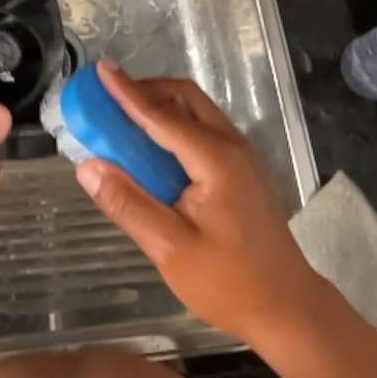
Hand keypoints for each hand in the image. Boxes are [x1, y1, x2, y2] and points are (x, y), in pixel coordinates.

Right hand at [74, 61, 328, 342]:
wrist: (288, 308)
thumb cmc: (229, 282)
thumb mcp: (170, 248)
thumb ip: (128, 204)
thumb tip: (88, 167)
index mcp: (215, 159)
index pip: (161, 115)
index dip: (127, 92)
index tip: (100, 69)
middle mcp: (232, 146)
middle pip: (184, 98)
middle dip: (145, 90)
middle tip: (108, 98)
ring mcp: (241, 156)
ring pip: (196, 110)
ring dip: (160, 105)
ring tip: (123, 118)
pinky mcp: (242, 170)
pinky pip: (204, 128)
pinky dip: (174, 123)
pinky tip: (153, 147)